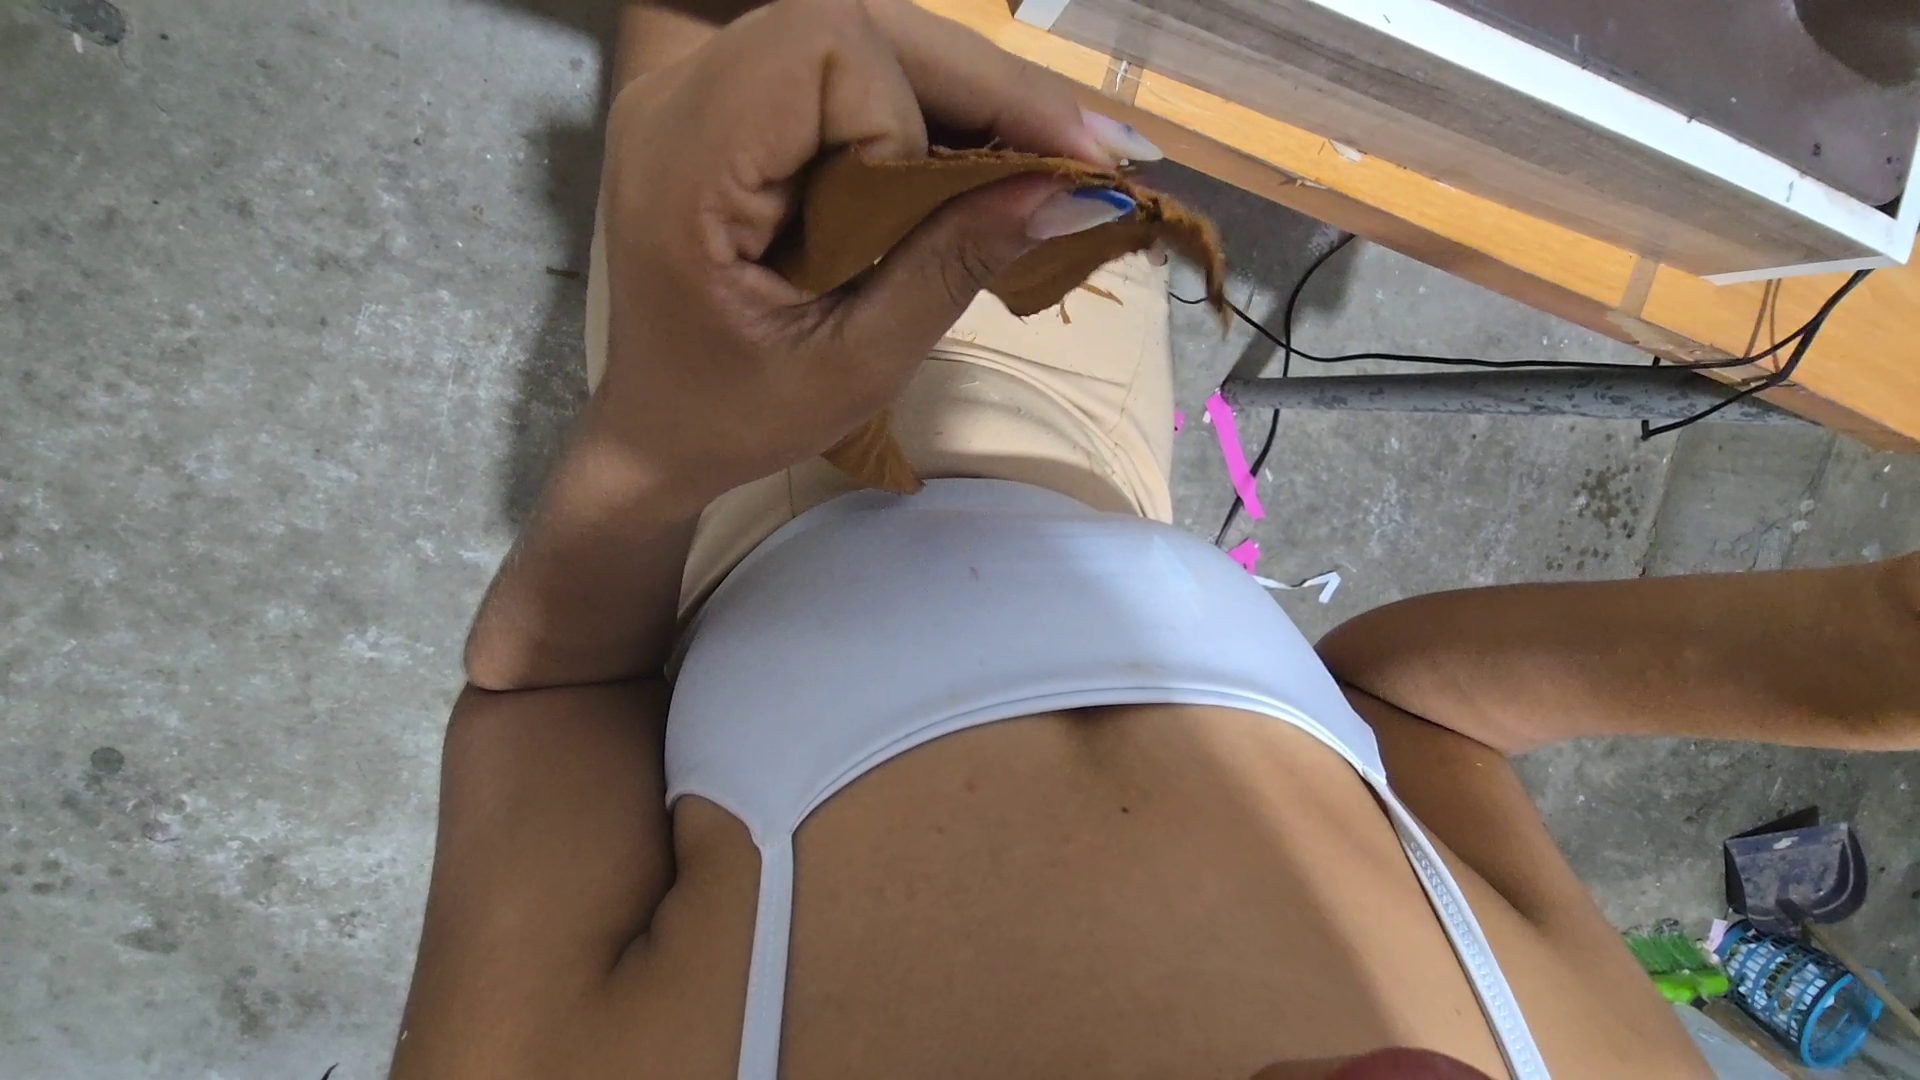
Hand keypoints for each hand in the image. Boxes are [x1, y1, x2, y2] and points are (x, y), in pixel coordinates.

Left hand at [587, 0, 1160, 510]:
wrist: (663, 428)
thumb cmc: (744, 418)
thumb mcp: (857, 364)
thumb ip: (950, 269)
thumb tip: (1064, 195)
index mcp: (686, 166)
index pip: (823, 48)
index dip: (909, 115)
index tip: (960, 204)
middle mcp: (677, 96)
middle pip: (850, 21)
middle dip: (978, 85)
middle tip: (1082, 150)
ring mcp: (694, 93)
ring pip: (856, 38)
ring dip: (960, 96)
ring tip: (1043, 158)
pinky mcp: (724, 111)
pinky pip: (837, 78)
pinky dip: (918, 114)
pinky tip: (975, 157)